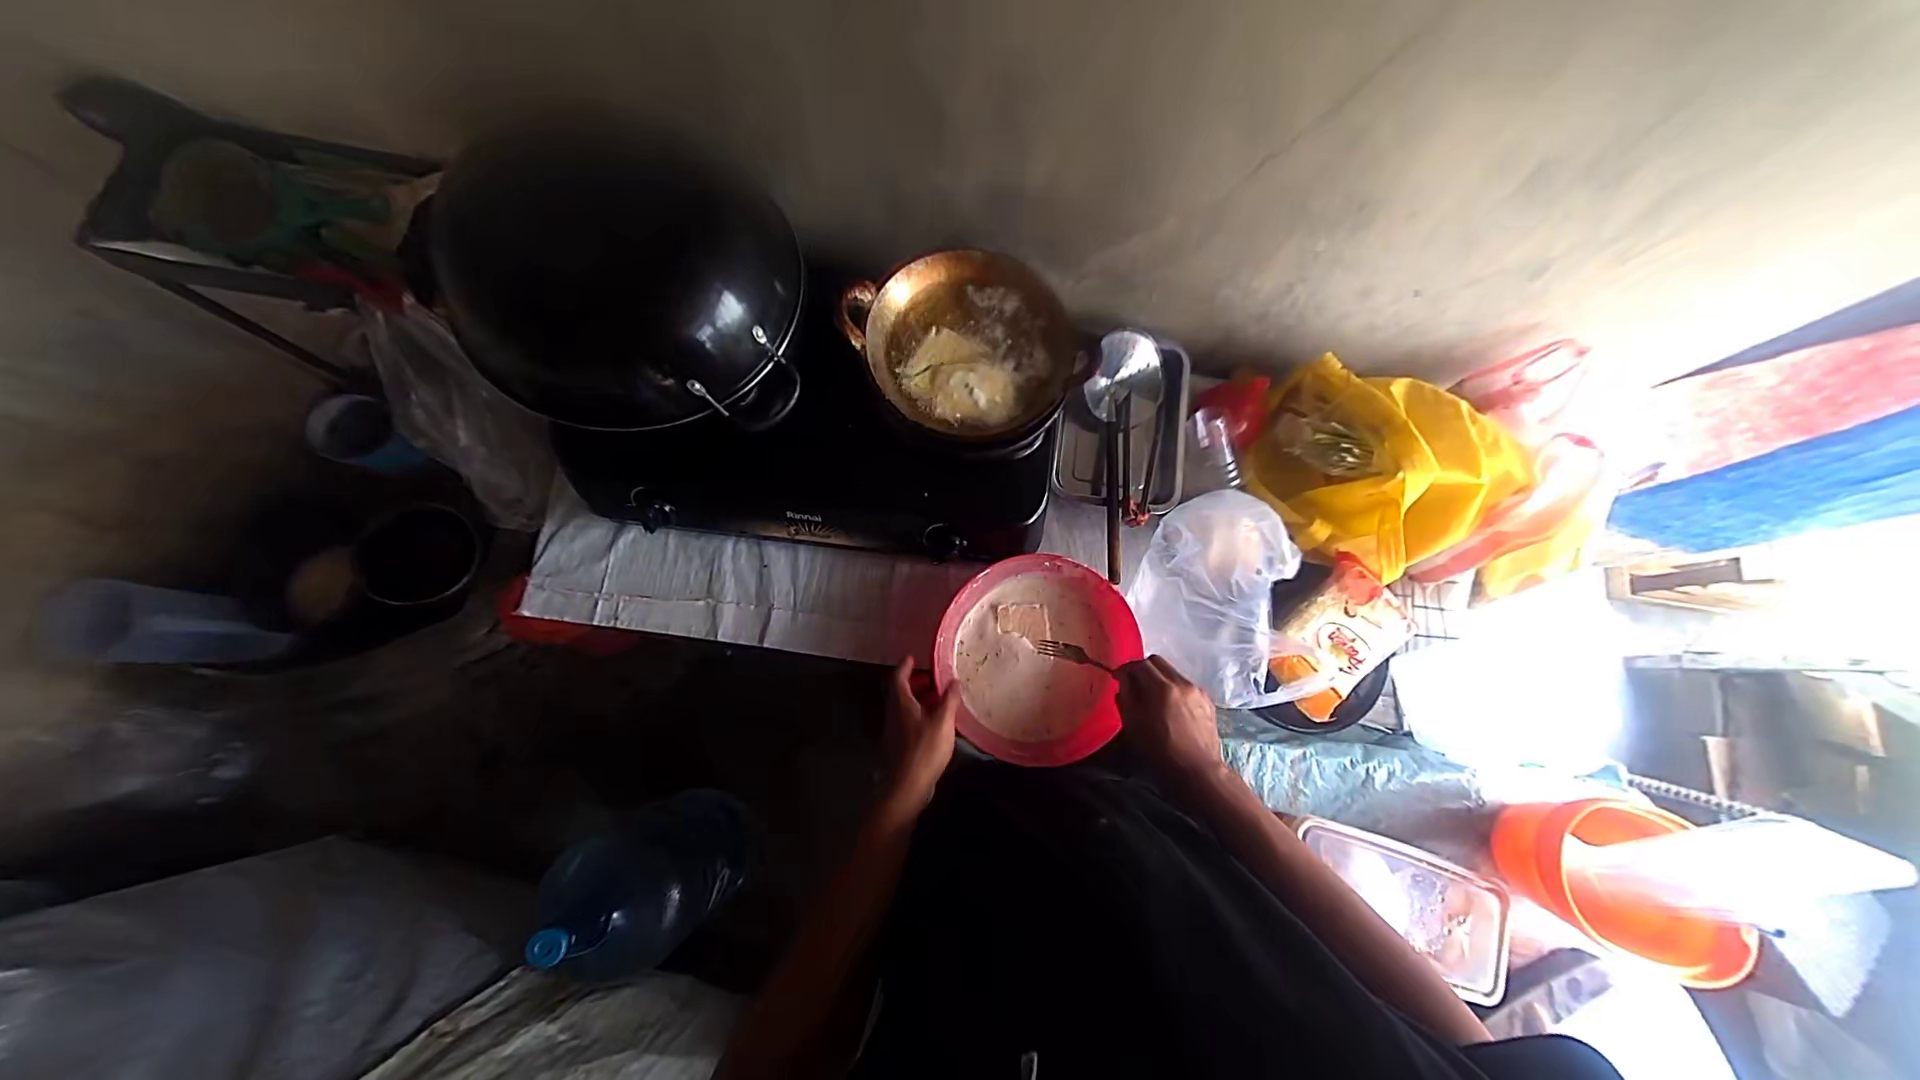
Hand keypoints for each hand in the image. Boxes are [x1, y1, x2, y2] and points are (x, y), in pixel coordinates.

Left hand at [879, 658, 957, 817]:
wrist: (907, 787)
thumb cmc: (924, 750)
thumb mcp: (943, 722)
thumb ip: (949, 701)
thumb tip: (953, 681)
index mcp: (901, 704)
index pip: (899, 678)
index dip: (905, 666)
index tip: (913, 658)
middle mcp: (893, 714)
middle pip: (900, 692)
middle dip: (916, 683)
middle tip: (933, 680)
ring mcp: (894, 731)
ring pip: (904, 708)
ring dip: (919, 700)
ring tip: (939, 700)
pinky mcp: (898, 746)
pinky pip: (907, 721)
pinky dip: (919, 715)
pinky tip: (934, 723)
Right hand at [1116, 655, 1230, 794]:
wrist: (1197, 771)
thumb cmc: (1159, 750)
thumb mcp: (1133, 724)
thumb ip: (1126, 695)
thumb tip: (1124, 679)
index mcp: (1162, 687)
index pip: (1140, 664)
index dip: (1125, 669)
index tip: (1118, 678)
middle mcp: (1182, 683)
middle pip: (1158, 661)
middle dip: (1143, 668)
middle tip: (1133, 683)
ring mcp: (1198, 691)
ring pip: (1173, 673)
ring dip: (1159, 678)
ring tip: (1152, 697)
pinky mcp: (1207, 702)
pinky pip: (1185, 686)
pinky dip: (1174, 689)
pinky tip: (1170, 707)